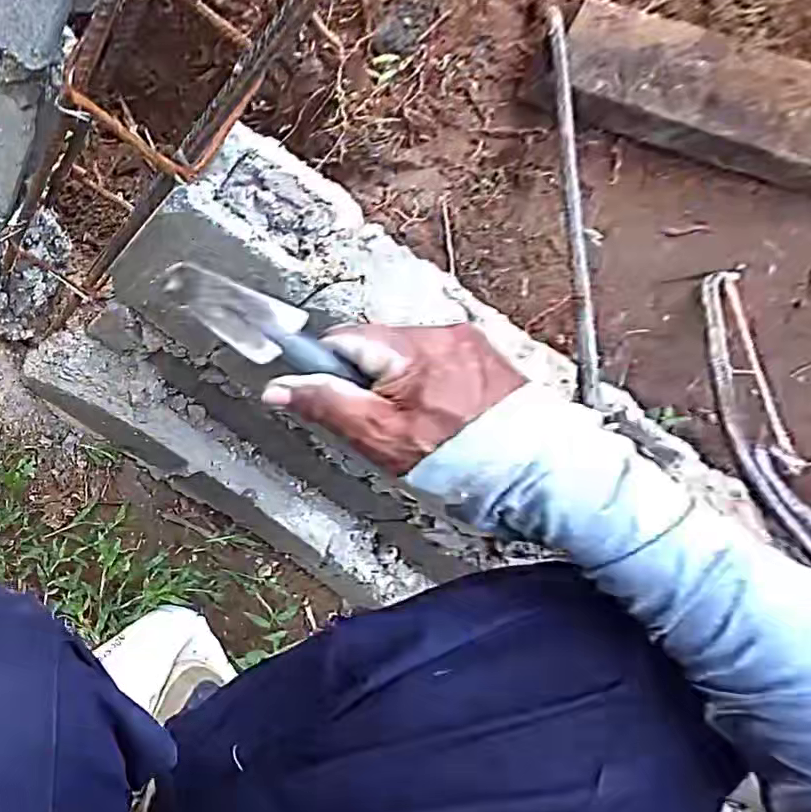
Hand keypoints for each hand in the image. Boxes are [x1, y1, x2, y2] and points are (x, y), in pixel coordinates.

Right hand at [261, 323, 526, 475]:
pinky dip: (420, 387)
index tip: (319, 391)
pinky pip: (431, 363)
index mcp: (411, 349)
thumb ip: (323, 403)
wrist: (532, 476)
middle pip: (370, 347)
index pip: (339, 340)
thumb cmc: (458, 460)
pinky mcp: (482, 358)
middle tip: (372, 419)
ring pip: (399, 356)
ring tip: (408, 423)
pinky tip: (431, 416)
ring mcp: (467, 344)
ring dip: (390, 384)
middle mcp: (443, 335)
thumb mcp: (374, 434)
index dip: (323, 369)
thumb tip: (279, 388)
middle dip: (361, 380)